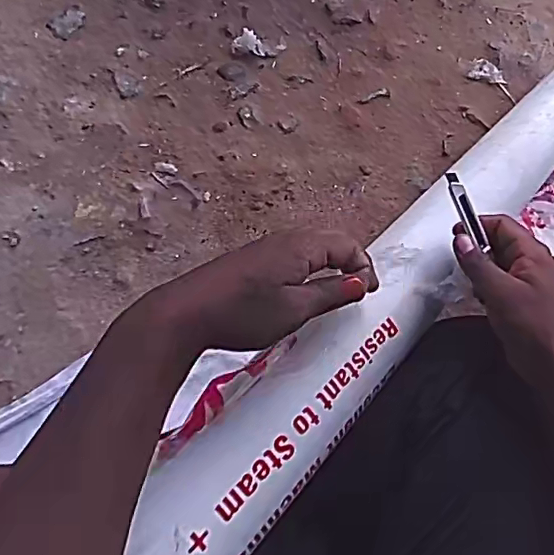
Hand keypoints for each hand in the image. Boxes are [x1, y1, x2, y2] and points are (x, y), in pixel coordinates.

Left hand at [137, 229, 378, 351]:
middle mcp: (285, 240)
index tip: (368, 291)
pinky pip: (293, 256)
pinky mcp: (253, 260)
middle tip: (358, 290)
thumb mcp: (294, 309)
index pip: (347, 245)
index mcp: (300, 246)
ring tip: (335, 293)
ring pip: (312, 248)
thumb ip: (330, 294)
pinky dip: (310, 269)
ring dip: (331, 264)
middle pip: (331, 241)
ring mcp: (267, 248)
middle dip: (351, 262)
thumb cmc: (238, 312)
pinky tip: (303, 292)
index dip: (364, 267)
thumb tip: (359, 284)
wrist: (185, 314)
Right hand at [453, 215, 553, 381]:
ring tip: (473, 285)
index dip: (477, 224)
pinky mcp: (521, 299)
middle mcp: (532, 263)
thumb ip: (477, 264)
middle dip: (478, 249)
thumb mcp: (499, 291)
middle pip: (499, 242)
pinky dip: (486, 286)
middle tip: (461, 263)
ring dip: (481, 270)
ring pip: (497, 263)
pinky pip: (499, 282)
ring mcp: (528, 282)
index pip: (502, 225)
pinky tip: (481, 299)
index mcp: (532, 254)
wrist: (551, 366)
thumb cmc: (530, 326)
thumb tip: (460, 239)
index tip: (455, 235)